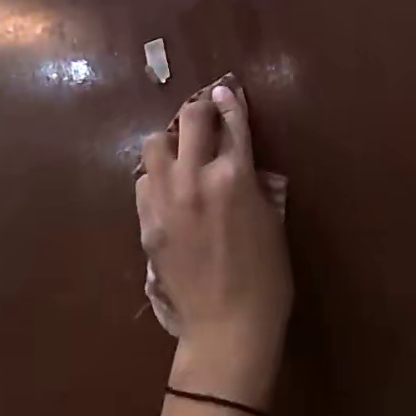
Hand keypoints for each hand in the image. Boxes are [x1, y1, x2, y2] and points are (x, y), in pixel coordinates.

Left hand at [137, 82, 292, 406]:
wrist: (227, 327)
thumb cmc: (266, 276)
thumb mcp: (272, 219)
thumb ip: (255, 181)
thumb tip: (241, 158)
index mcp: (235, 176)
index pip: (232, 122)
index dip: (231, 100)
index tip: (226, 88)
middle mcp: (195, 178)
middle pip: (190, 119)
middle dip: (200, 107)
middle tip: (206, 111)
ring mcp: (165, 200)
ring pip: (154, 144)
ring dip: (171, 139)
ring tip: (182, 151)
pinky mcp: (146, 223)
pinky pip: (143, 181)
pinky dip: (156, 174)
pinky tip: (168, 187)